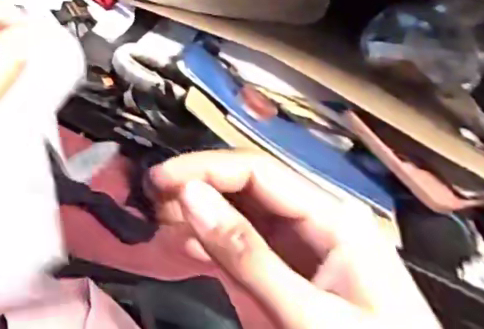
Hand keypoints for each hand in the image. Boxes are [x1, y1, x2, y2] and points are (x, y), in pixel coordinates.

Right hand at [149, 151, 440, 328]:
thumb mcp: (312, 319)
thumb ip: (248, 255)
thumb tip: (189, 194)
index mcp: (334, 217)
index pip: (256, 170)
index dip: (203, 169)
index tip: (158, 181)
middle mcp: (320, 225)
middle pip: (247, 190)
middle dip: (198, 189)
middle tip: (149, 200)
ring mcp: (310, 256)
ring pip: (243, 218)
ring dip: (200, 216)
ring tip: (156, 218)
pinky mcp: (299, 285)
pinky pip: (249, 251)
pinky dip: (213, 246)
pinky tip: (183, 244)